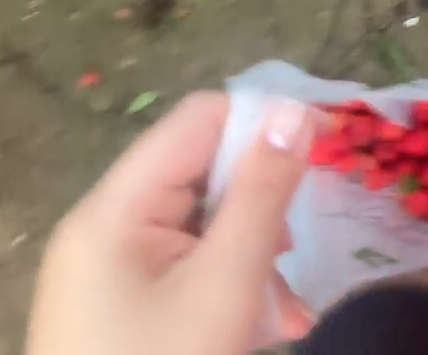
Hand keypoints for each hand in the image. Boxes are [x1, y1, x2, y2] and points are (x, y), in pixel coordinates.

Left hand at [26, 92, 315, 354]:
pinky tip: (264, 318)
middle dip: (261, 197)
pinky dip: (234, 273)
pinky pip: (192, 255)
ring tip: (280, 298)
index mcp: (114, 210)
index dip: (264, 120)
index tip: (321, 146)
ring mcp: (112, 265)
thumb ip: (264, 189)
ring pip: (206, 214)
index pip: (201, 119)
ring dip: (255, 242)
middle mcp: (106, 225)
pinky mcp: (124, 298)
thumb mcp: (226, 282)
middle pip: (203, 167)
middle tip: (294, 242)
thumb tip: (297, 108)